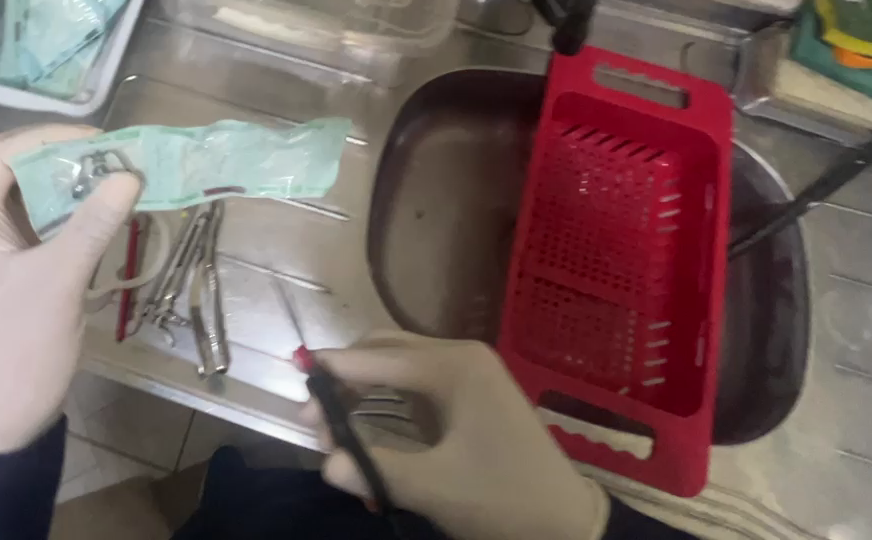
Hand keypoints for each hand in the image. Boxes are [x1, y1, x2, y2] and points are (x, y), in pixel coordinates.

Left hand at [0, 125, 141, 453]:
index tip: (98, 139)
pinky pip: (27, 226)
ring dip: (60, 184)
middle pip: (5, 171)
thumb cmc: (17, 355)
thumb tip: (130, 174)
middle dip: (55, 156)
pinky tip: (92, 213)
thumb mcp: (58, 284)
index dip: (47, 137)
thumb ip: (92, 224)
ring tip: (106, 176)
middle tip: (105, 154)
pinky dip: (59, 213)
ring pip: (18, 197)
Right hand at [301, 332, 610, 539]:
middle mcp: (458, 354)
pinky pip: (415, 380)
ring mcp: (467, 370)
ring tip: (334, 423)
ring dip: (363, 386)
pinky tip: (367, 422)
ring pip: (398, 361)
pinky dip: (386, 396)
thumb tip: (324, 463)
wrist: (572, 525)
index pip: (379, 357)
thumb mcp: (437, 490)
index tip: (299, 375)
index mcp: (454, 367)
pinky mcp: (470, 390)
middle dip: (346, 377)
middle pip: (385, 349)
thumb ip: (377, 470)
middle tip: (315, 415)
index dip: (335, 368)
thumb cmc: (506, 501)